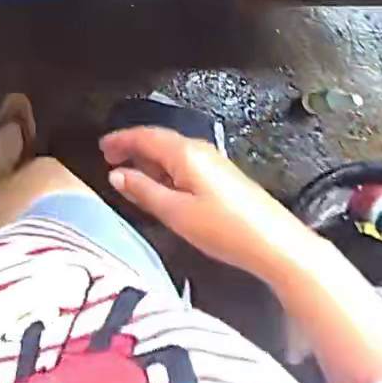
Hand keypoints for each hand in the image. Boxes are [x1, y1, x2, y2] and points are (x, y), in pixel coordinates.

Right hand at [100, 127, 309, 279]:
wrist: (278, 246)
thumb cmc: (227, 230)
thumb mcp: (176, 213)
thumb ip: (143, 191)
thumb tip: (118, 176)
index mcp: (184, 152)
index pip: (144, 135)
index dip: (120, 139)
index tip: (103, 146)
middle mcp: (199, 150)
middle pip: (158, 140)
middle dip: (132, 147)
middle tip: (111, 158)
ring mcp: (213, 162)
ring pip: (171, 152)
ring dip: (148, 159)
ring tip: (131, 174)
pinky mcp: (223, 177)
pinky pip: (185, 163)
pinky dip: (165, 169)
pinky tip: (162, 187)